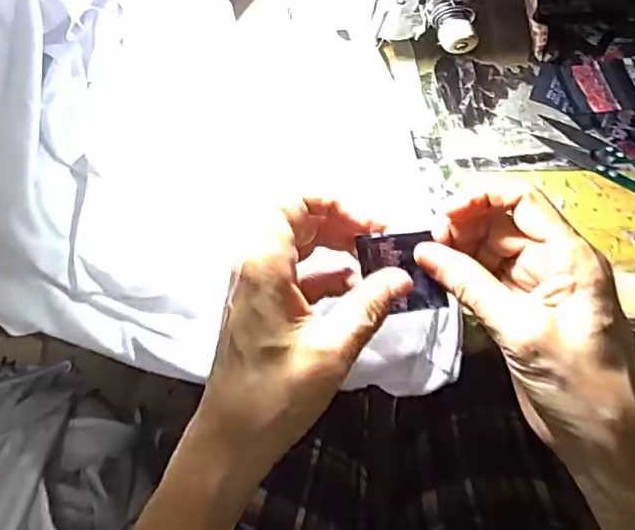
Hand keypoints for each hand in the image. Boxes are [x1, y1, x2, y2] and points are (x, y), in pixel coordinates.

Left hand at [138, 196, 410, 528]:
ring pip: (296, 241)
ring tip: (374, 259)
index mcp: (262, 263)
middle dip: (339, 221)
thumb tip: (402, 276)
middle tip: (379, 240)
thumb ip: (368, 306)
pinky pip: (294, 267)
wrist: (233, 432)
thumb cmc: (275, 393)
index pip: (291, 203)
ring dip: (333, 243)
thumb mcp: (331, 349)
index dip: (333, 203)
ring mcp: (255, 279)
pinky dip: (323, 269)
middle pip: (295, 217)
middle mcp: (253, 261)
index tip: (371, 223)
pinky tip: (354, 286)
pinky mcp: (262, 299)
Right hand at [412, 180, 634, 458]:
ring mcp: (536, 283)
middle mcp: (554, 262)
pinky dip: (458, 269)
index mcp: (570, 257)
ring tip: (430, 257)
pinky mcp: (520, 305)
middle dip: (461, 223)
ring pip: (486, 244)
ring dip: (456, 246)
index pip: (522, 199)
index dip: (480, 196)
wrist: (606, 449)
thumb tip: (423, 250)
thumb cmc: (583, 388)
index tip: (446, 212)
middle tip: (430, 240)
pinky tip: (438, 274)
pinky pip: (482, 272)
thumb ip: (468, 283)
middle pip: (499, 219)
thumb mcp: (521, 329)